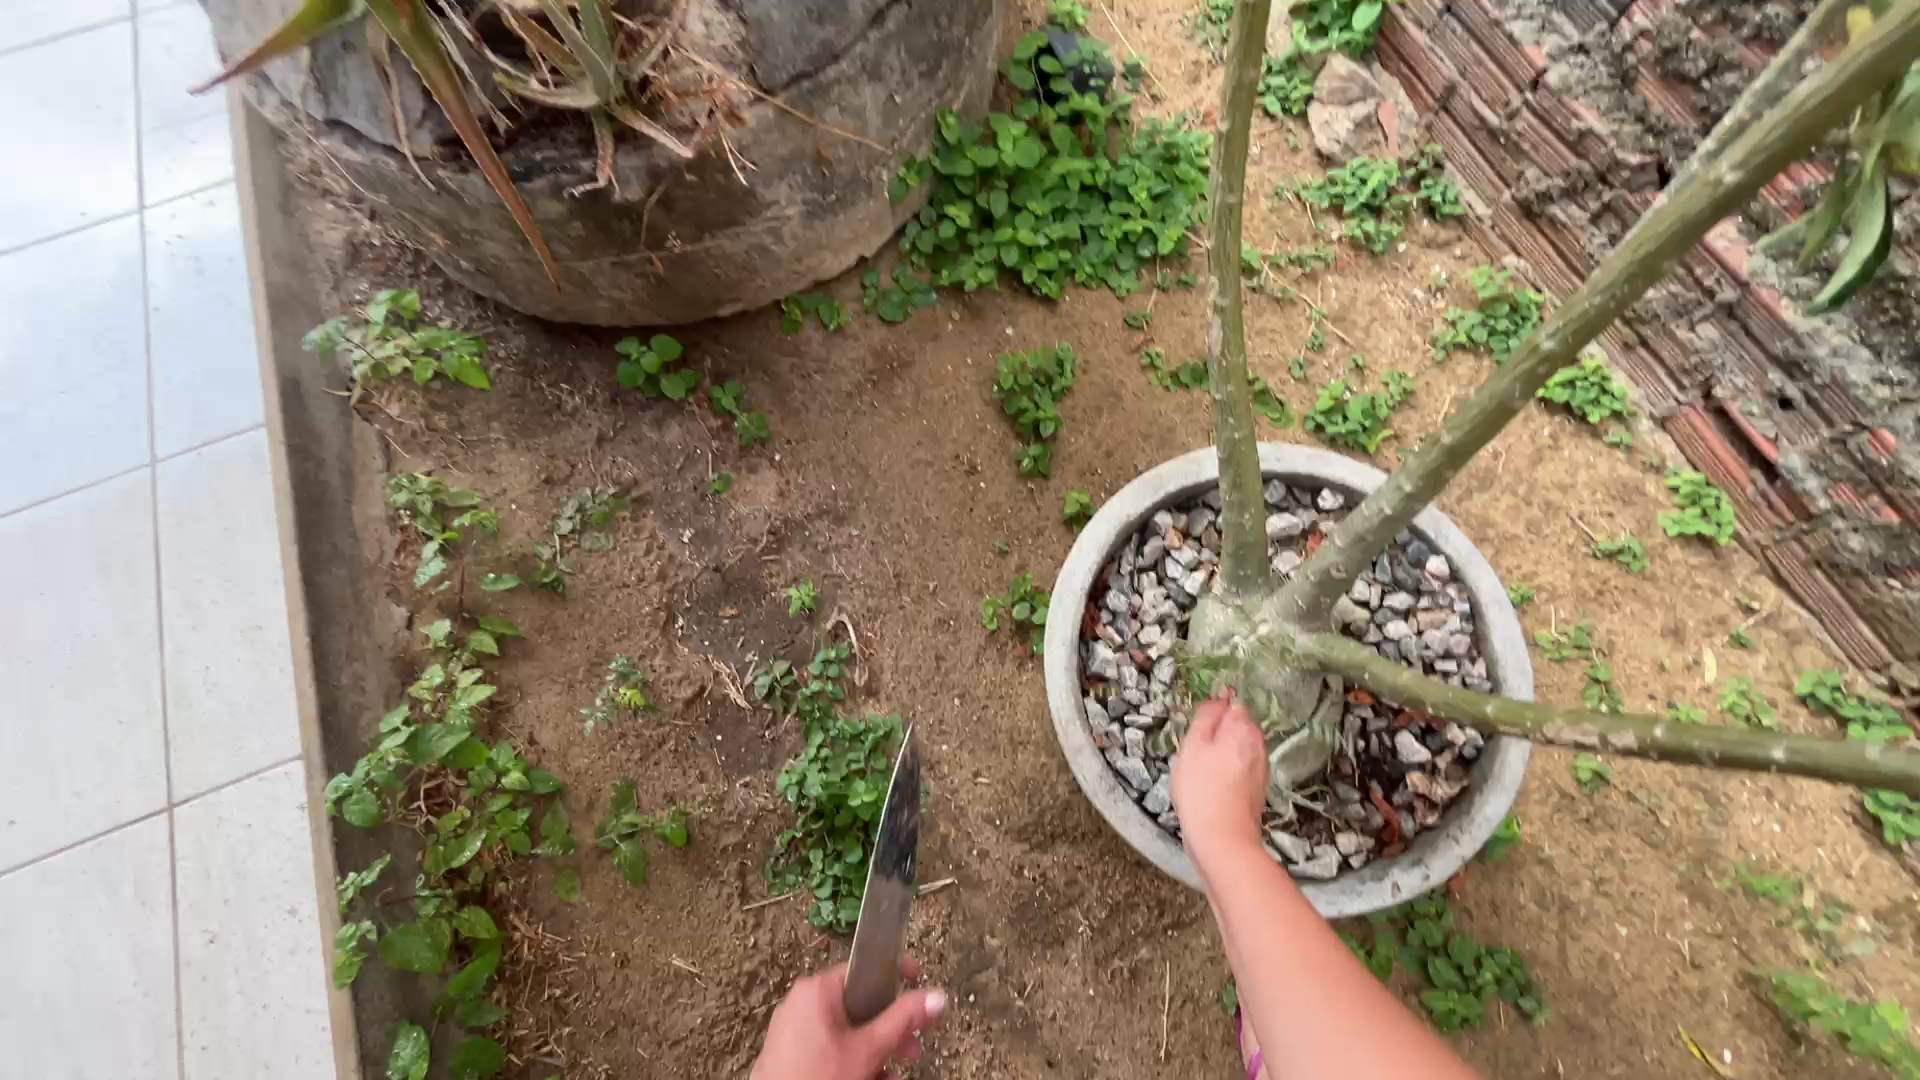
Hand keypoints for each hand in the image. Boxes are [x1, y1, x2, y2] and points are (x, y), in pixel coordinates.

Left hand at [750, 957, 946, 1079]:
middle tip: (914, 1048)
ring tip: (894, 1076)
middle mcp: (802, 1001)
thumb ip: (903, 1020)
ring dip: (875, 1050)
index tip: (919, 978)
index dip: (895, 973)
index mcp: (818, 988)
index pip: (865, 967)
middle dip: (890, 1028)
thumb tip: (938, 997)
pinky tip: (872, 1078)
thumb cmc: (819, 1077)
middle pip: (859, 1004)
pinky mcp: (788, 1054)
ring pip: (846, 1030)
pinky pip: (828, 1046)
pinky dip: (851, 1060)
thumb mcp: (868, 1050)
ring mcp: (793, 1029)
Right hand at [1171, 693, 1269, 874]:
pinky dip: (1227, 768)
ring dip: (1222, 751)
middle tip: (1193, 748)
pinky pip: (1241, 766)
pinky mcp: (1257, 788)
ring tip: (1200, 768)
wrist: (1222, 839)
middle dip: (1217, 731)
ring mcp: (1261, 767)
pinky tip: (1212, 783)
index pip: (1231, 703)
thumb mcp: (1193, 744)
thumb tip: (1220, 698)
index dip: (1213, 710)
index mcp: (1243, 728)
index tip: (1196, 725)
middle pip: (1237, 725)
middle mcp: (1258, 744)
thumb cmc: (1201, 788)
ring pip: (1238, 747)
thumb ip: (1207, 716)